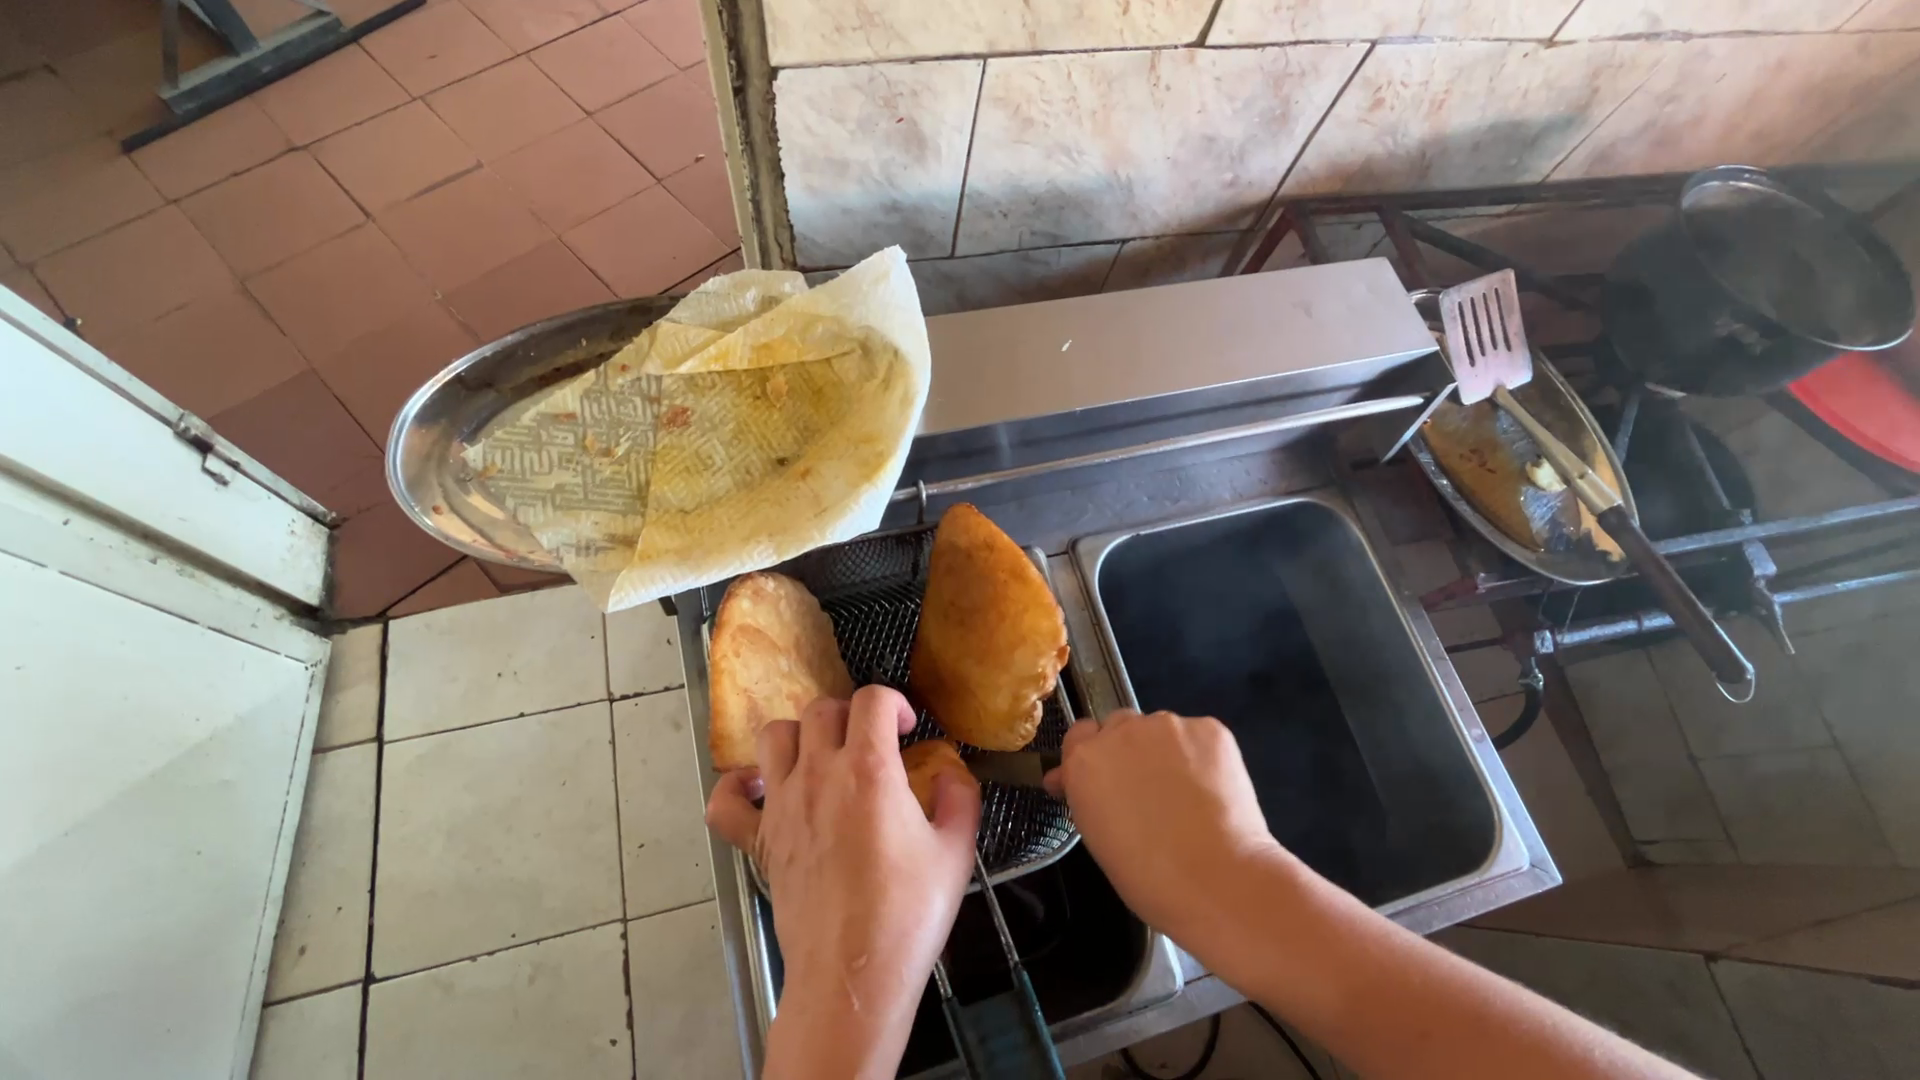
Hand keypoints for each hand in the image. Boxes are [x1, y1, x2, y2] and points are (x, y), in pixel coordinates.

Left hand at [706, 685, 981, 1079]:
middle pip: (821, 709)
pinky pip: (726, 800)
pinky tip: (760, 789)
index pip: (871, 699)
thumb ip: (960, 796)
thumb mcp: (956, 850)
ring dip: (800, 735)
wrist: (853, 976)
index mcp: (869, 768)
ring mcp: (781, 805)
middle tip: (872, 744)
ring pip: (773, 735)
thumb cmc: (908, 913)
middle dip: (851, 715)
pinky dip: (738, 786)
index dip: (894, 702)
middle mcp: (818, 774)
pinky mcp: (757, 840)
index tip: (907, 729)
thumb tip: (951, 772)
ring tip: (823, 758)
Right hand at [1043, 709, 1289, 940]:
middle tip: (1148, 788)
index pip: (1079, 735)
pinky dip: (1202, 756)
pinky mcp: (1210, 729)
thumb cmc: (1148, 876)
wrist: (1217, 880)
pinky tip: (1213, 789)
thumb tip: (1067, 779)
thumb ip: (1084, 794)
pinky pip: (1198, 736)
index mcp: (1086, 760)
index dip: (1094, 756)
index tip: (1106, 780)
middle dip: (1129, 750)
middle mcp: (1121, 731)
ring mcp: (1168, 726)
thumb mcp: (1096, 834)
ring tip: (1188, 793)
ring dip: (1166, 751)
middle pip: (1120, 726)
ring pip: (1161, 729)